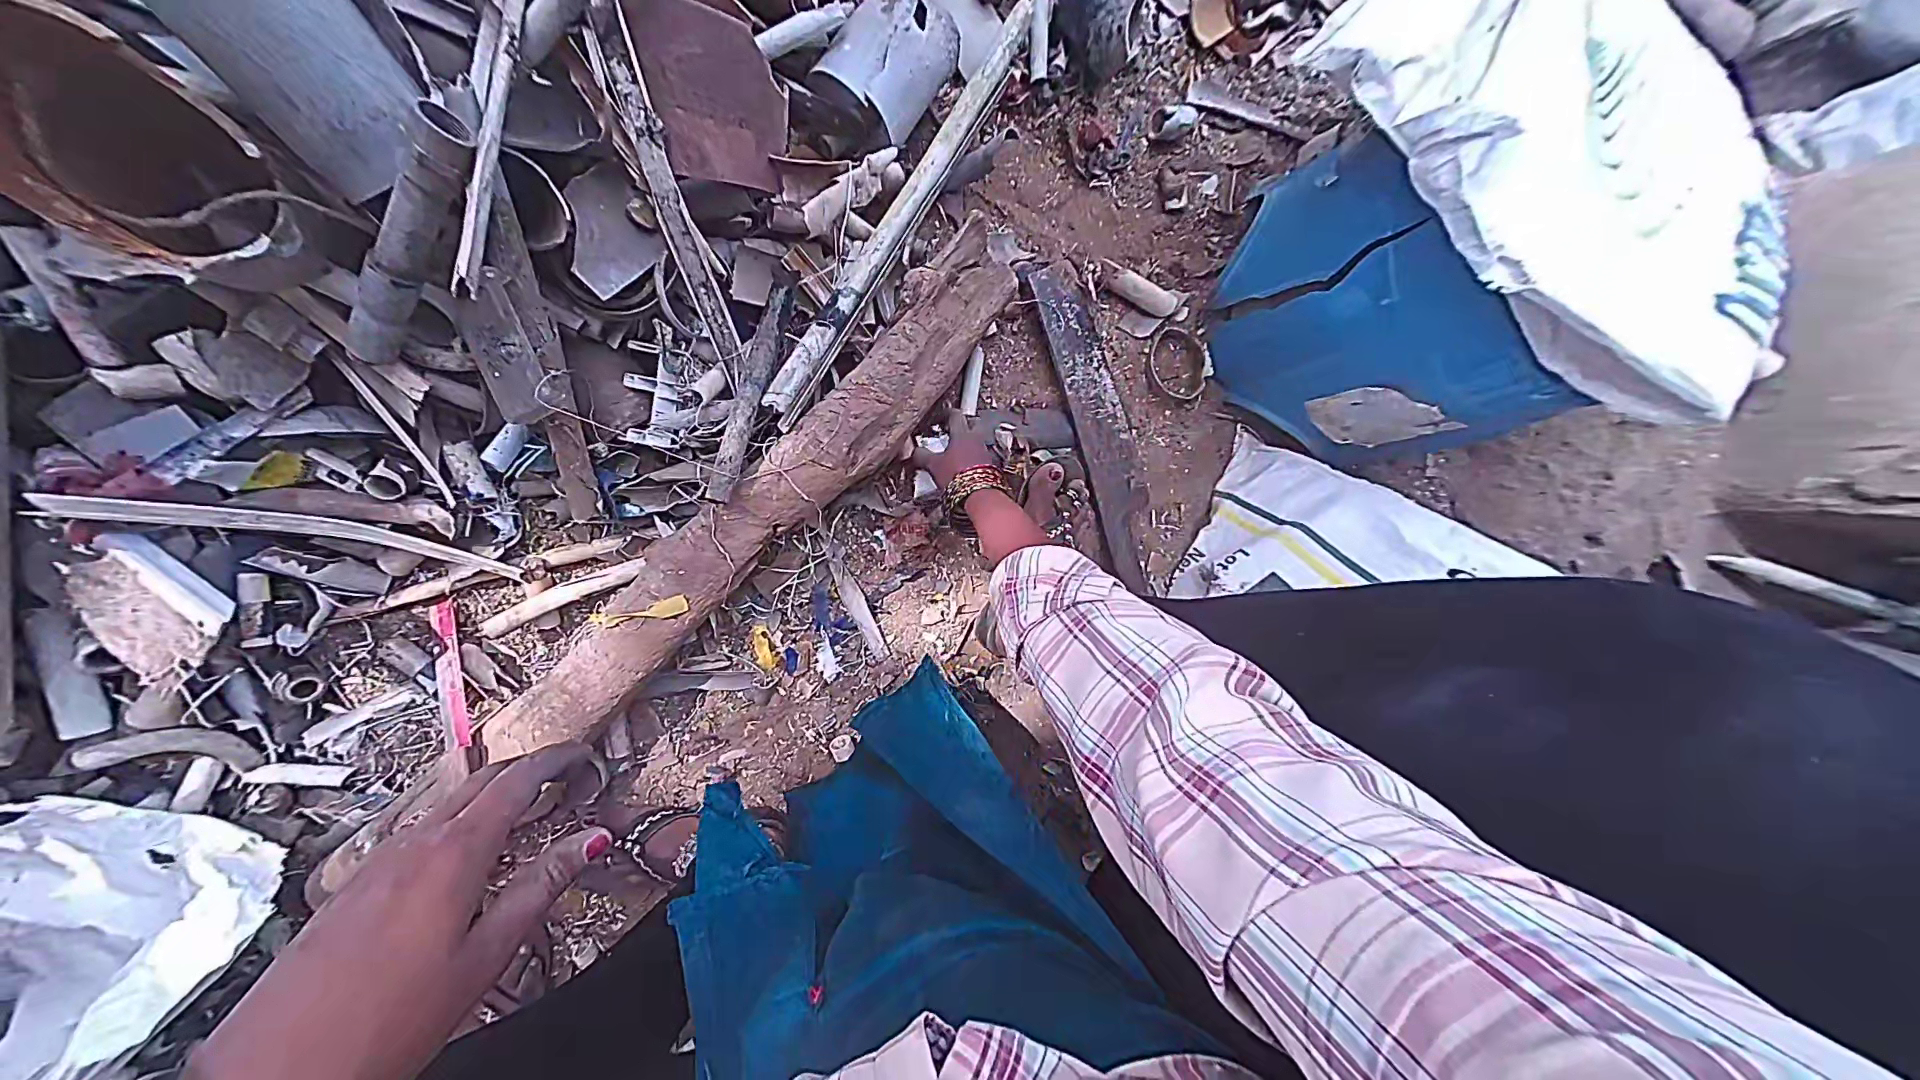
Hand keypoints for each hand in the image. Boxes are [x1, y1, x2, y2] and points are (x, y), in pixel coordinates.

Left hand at [187, 744, 612, 1079]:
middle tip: (563, 777)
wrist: (267, 1079)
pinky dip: (458, 823)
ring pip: (448, 802)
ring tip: (525, 813)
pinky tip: (467, 856)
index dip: (557, 759)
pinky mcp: (352, 886)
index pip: (517, 779)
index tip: (581, 757)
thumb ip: (542, 886)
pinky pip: (418, 831)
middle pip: (481, 778)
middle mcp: (411, 845)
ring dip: (492, 794)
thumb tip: (590, 842)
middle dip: (528, 768)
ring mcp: (376, 863)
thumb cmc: (378, 1026)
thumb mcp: (485, 955)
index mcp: (452, 854)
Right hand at [913, 411, 998, 489]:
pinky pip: (984, 456)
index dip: (948, 414)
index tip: (944, 415)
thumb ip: (923, 456)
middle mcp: (978, 439)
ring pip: (980, 440)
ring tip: (960, 451)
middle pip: (974, 424)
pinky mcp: (994, 466)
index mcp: (962, 434)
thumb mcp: (934, 465)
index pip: (956, 416)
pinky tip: (969, 465)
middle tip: (955, 430)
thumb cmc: (957, 476)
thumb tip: (915, 452)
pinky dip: (976, 458)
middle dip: (965, 424)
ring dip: (971, 443)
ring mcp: (987, 453)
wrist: (980, 496)